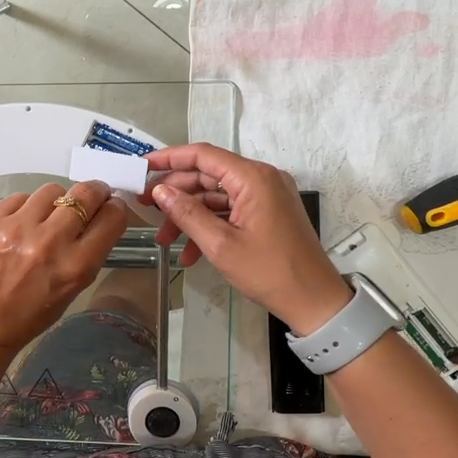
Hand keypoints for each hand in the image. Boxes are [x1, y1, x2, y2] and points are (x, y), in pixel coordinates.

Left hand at [0, 181, 128, 350]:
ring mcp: (17, 229)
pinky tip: (23, 223)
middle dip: (94, 193)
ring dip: (57, 200)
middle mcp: (49, 242)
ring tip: (50, 215)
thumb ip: (90, 251)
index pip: (111, 218)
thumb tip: (102, 215)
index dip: (115, 208)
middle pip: (84, 195)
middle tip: (91, 196)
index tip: (112, 206)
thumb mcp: (74, 288)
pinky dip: (27, 206)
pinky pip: (20, 197)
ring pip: (52, 191)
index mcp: (76, 266)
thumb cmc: (33, 312)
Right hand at [146, 144, 352, 335]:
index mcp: (253, 178)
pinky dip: (209, 226)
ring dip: (189, 215)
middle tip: (146, 208)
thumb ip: (187, 213)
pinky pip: (230, 210)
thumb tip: (159, 191)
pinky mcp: (268, 212)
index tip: (142, 166)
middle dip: (175, 193)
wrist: (315, 302)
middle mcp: (261, 178)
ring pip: (215, 196)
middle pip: (207, 175)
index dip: (169, 158)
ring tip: (164, 239)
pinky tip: (189, 253)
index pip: (203, 155)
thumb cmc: (269, 271)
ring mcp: (266, 196)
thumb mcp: (221, 245)